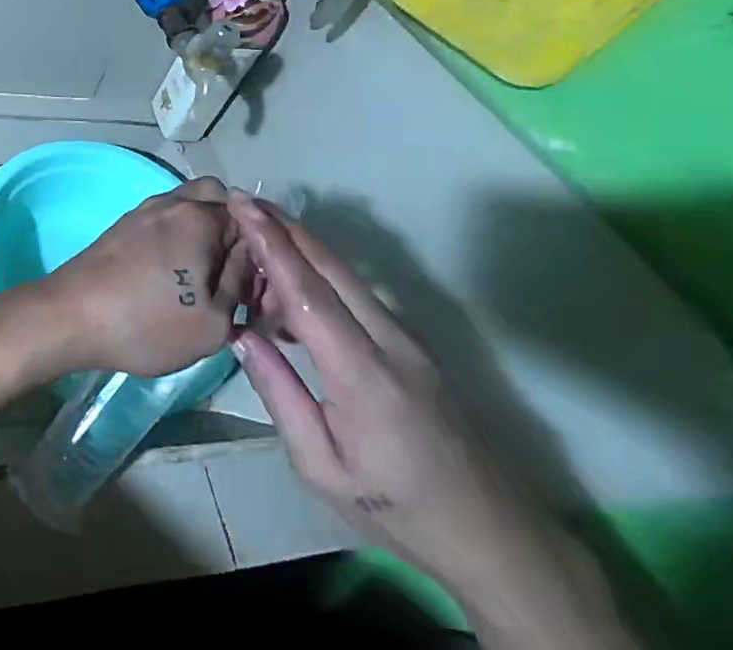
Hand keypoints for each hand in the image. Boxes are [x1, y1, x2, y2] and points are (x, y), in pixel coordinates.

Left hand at [31, 177, 247, 377]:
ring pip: (190, 207)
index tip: (266, 279)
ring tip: (211, 276)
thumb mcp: (214, 321)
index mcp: (199, 217)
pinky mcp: (122, 227)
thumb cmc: (144, 324)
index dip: (267, 247)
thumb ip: (242, 282)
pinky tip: (179, 272)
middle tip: (240, 271)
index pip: (255, 218)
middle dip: (237, 228)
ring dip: (207, 231)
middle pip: (219, 200)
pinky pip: (165, 220)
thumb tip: (252, 258)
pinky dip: (181, 236)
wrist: (67, 318)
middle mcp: (171, 203)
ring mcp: (142, 211)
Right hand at [226, 194, 638, 648]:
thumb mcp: (319, 464)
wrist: (492, 532)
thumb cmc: (394, 507)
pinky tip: (286, 288)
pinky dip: (316, 276)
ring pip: (346, 277)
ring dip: (299, 250)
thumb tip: (240, 333)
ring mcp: (409, 341)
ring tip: (250, 243)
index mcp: (364, 375)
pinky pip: (356, 296)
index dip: (273, 245)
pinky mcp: (412, 345)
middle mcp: (392, 343)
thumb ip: (279, 393)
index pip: (310, 292)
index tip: (242, 207)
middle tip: (241, 199)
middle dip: (285, 227)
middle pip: (333, 268)